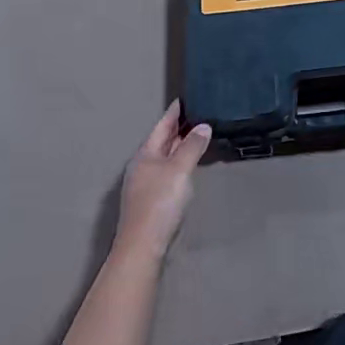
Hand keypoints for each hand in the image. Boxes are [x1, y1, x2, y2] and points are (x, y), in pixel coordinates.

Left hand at [115, 101, 211, 257]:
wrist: (142, 246)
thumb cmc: (160, 202)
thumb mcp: (179, 170)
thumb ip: (191, 147)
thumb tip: (203, 126)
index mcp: (145, 154)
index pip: (162, 126)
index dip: (174, 112)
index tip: (185, 98)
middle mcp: (141, 165)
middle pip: (161, 141)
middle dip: (177, 128)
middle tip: (196, 113)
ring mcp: (144, 184)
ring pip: (163, 157)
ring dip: (178, 146)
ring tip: (195, 136)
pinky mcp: (150, 200)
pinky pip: (166, 171)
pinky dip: (177, 162)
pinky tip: (186, 166)